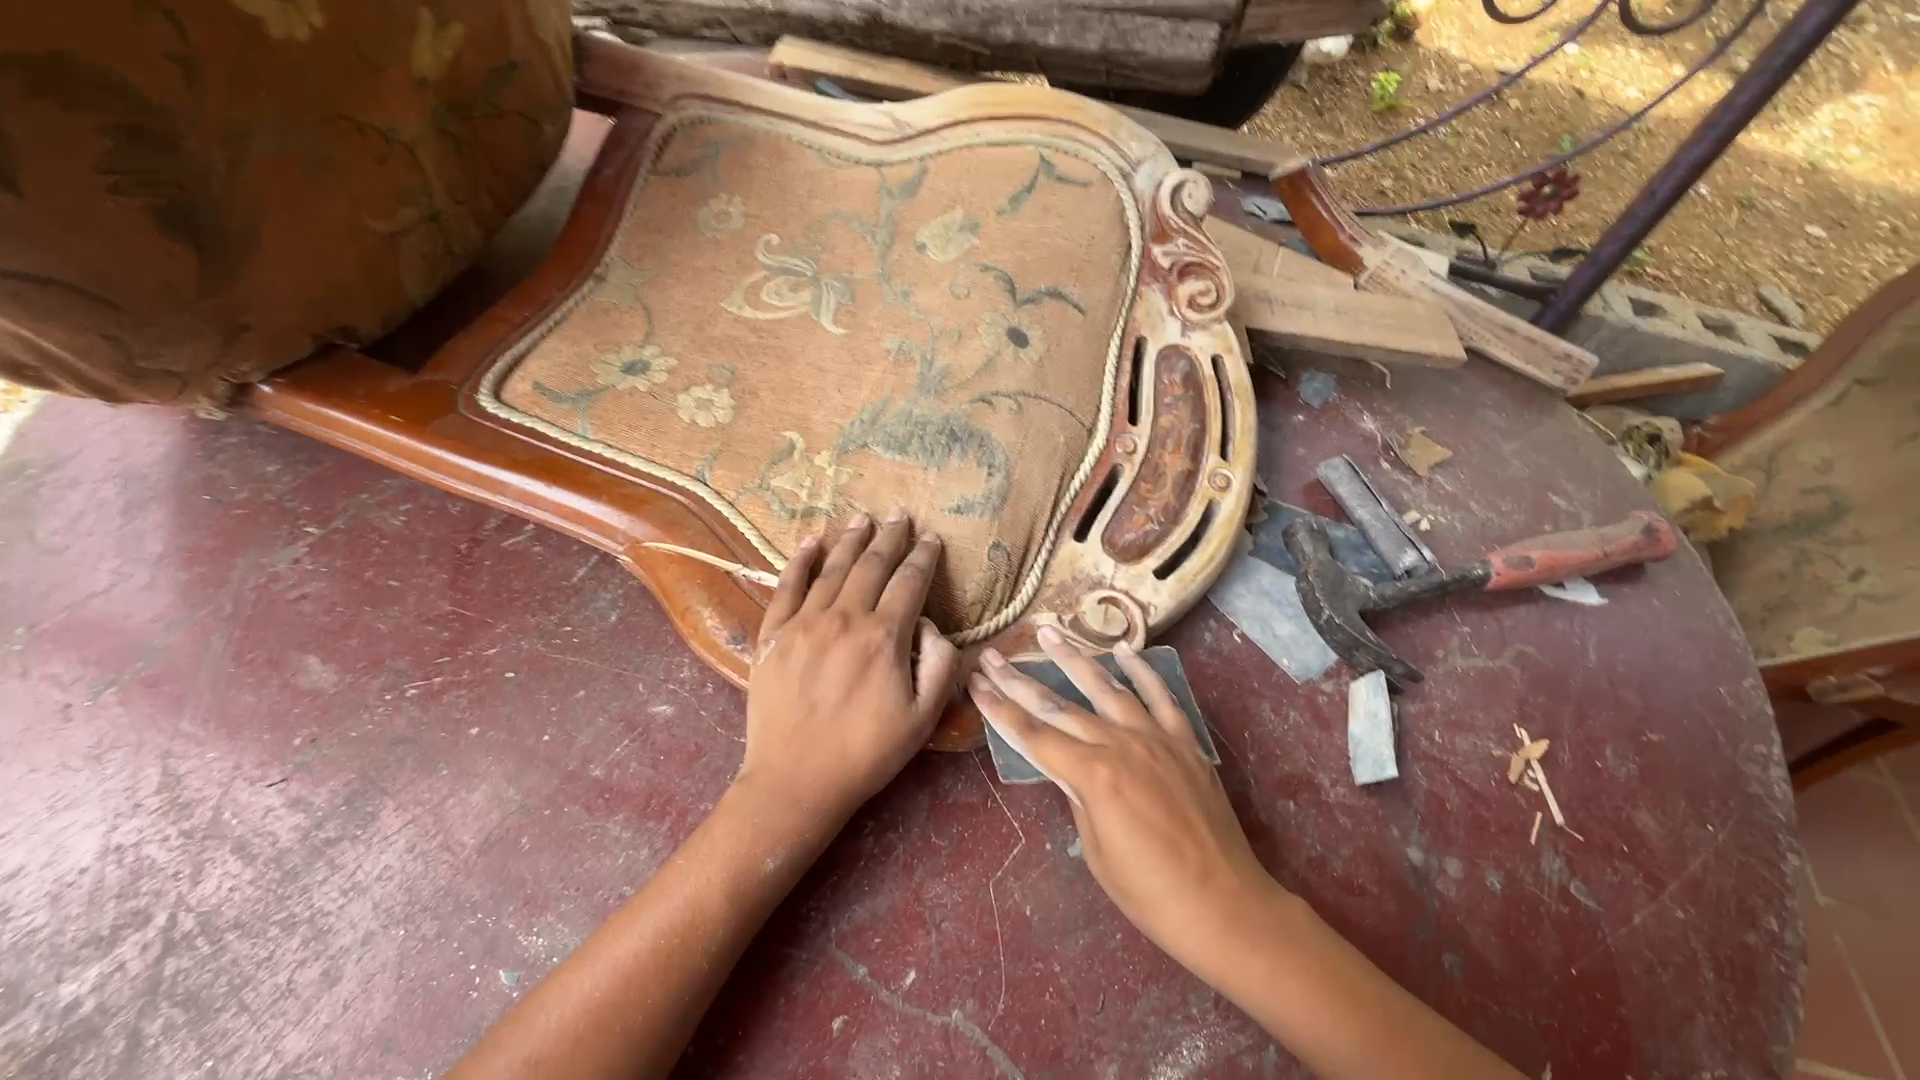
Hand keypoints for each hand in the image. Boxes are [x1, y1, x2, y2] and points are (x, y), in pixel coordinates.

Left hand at [738, 510, 961, 829]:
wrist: (796, 780)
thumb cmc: (866, 754)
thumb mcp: (923, 718)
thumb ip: (940, 665)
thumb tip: (929, 626)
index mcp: (884, 638)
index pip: (909, 583)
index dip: (923, 558)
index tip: (932, 538)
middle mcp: (844, 619)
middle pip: (871, 566)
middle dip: (890, 537)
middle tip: (900, 513)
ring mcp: (803, 624)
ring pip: (832, 569)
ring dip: (851, 540)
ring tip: (863, 517)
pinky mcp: (773, 636)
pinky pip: (786, 587)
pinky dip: (799, 561)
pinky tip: (810, 542)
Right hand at [966, 628, 1282, 965]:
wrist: (1222, 904)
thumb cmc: (1148, 892)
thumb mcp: (1095, 850)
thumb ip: (1078, 798)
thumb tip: (1067, 769)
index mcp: (1091, 775)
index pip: (1032, 734)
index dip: (999, 709)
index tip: (976, 683)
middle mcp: (1120, 744)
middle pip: (1059, 705)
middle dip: (1020, 680)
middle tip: (993, 656)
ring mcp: (1156, 738)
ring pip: (1108, 688)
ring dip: (1075, 658)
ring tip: (1049, 633)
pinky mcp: (1186, 743)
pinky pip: (1162, 698)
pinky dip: (1143, 673)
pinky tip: (1124, 652)